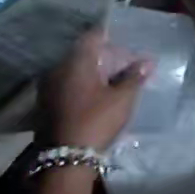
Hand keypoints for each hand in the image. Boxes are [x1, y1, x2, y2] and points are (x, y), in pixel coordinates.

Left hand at [40, 27, 151, 148]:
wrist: (65, 159)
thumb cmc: (97, 121)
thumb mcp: (123, 98)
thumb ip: (135, 77)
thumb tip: (147, 62)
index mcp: (76, 63)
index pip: (92, 37)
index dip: (110, 34)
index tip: (126, 36)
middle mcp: (58, 70)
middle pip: (84, 54)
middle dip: (106, 55)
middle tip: (127, 61)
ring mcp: (49, 88)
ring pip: (76, 70)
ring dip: (95, 71)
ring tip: (117, 78)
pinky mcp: (47, 104)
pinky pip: (69, 84)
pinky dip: (85, 84)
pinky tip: (100, 92)